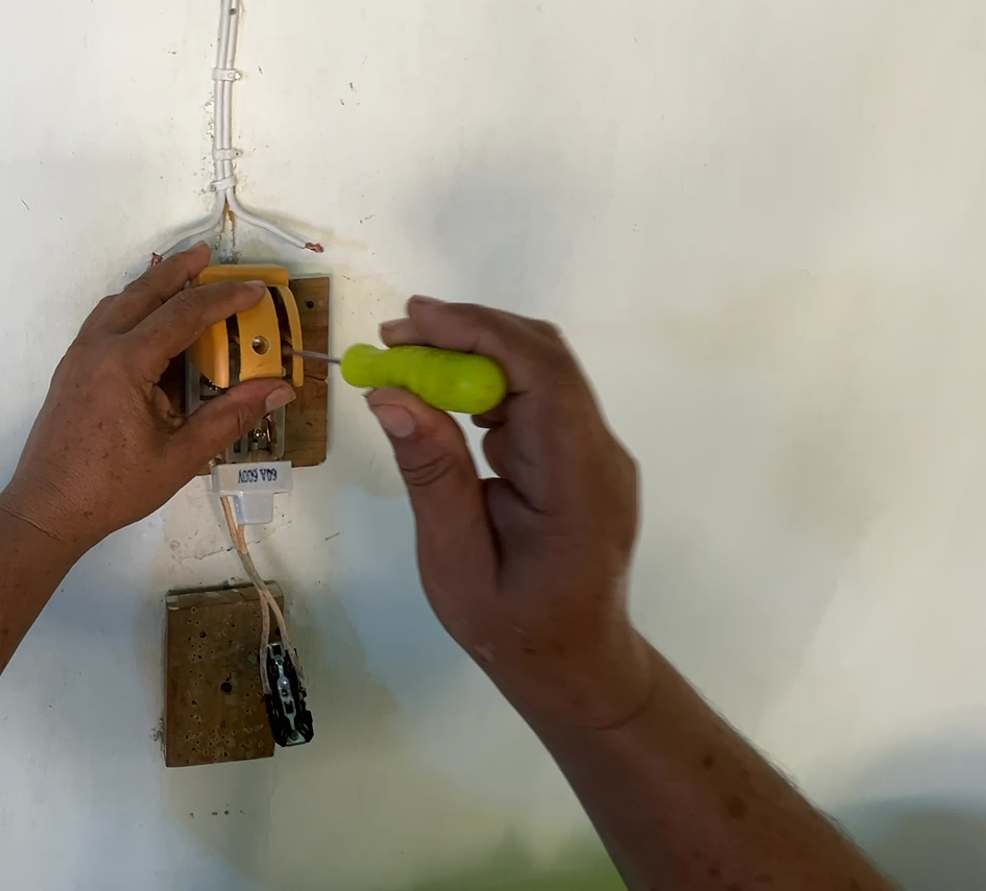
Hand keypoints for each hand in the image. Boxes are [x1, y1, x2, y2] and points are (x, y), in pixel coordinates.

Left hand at [0, 244, 295, 552]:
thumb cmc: (113, 488)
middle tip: (206, 254)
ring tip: (180, 281)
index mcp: (125, 362)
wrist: (46, 509)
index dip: (223, 300)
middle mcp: (98, 347)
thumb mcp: (180, 456)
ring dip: (150, 287)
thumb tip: (277, 390)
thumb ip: (229, 417)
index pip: (183, 314)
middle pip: (143, 291)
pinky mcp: (70, 369)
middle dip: (177, 269)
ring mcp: (78, 356)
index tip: (254, 290)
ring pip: (118, 303)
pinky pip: (104, 322)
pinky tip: (148, 327)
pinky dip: (131, 309)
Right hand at [365, 297, 651, 729]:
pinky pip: (528, 394)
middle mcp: (596, 451)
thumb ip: (431, 473)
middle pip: (541, 357)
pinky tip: (434, 394)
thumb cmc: (513, 627)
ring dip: (466, 351)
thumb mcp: (454, 560)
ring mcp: (589, 449)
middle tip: (392, 337)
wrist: (573, 664)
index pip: (543, 374)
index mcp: (579, 481)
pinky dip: (476, 380)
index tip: (410, 321)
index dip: (477, 332)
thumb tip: (390, 396)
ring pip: (534, 367)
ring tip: (400, 360)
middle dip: (465, 331)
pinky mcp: (571, 452)